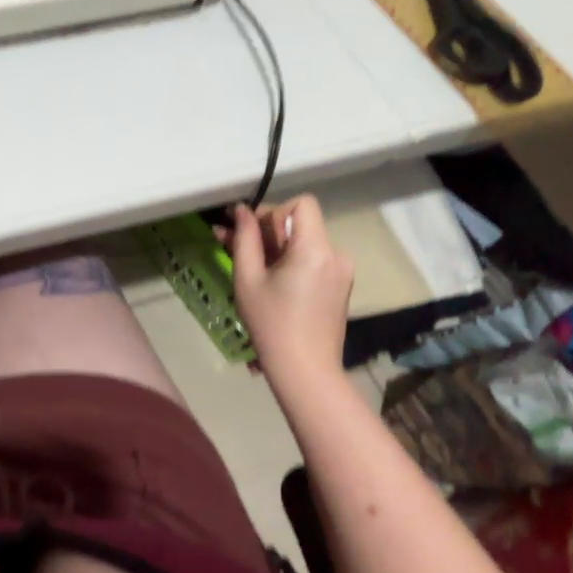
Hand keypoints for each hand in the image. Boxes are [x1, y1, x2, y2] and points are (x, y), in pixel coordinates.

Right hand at [223, 196, 353, 381]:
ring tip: (245, 261)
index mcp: (315, 249)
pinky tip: (267, 276)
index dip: (273, 211)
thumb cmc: (271, 322)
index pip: (301, 204)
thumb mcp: (248, 277)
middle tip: (231, 240)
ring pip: (304, 242)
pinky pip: (312, 259)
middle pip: (301, 223)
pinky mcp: (339, 285)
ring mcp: (341, 271)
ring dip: (275, 246)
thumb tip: (241, 210)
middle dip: (266, 229)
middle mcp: (336, 255)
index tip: (251, 233)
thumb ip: (244, 238)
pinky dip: (289, 260)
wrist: (305, 368)